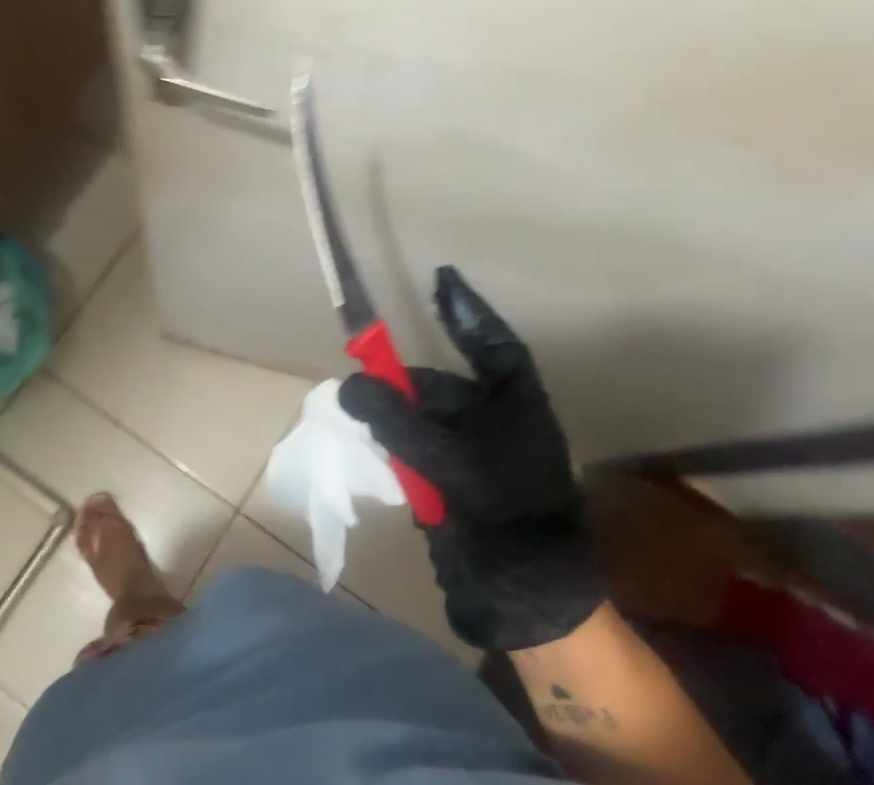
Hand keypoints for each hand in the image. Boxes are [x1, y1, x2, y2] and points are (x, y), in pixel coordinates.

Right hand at [338, 266, 605, 650]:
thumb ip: (395, 418)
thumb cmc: (502, 511)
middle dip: (398, 384)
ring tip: (357, 420)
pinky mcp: (451, 487)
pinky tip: (374, 459)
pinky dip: (392, 455)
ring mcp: (473, 457)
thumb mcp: (447, 458)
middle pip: (437, 386)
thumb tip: (350, 386)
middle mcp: (494, 424)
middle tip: (358, 386)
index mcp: (514, 405)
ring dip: (388, 422)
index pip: (492, 344)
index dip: (466, 313)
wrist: (524, 594)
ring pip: (418, 421)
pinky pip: (412, 455)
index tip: (439, 280)